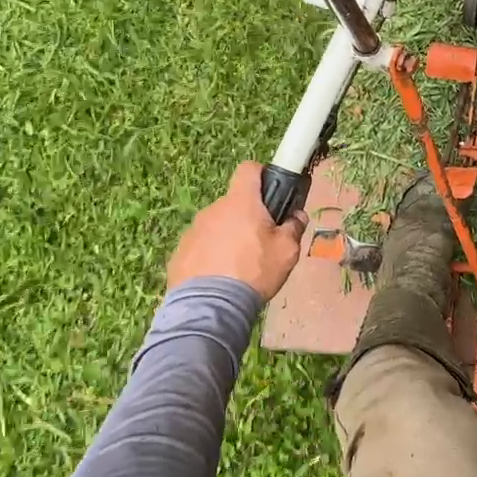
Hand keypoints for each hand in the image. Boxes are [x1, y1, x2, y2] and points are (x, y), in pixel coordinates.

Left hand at [166, 162, 308, 300]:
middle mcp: (214, 210)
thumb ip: (294, 227)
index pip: (249, 169)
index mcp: (241, 202)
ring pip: (217, 224)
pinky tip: (220, 276)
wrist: (210, 307)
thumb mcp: (287, 250)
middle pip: (235, 202)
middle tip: (262, 240)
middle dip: (248, 215)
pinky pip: (202, 245)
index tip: (272, 192)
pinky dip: (211, 254)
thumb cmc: (255, 271)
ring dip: (229, 235)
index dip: (262, 175)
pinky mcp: (179, 253)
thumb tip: (296, 215)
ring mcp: (193, 231)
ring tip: (240, 265)